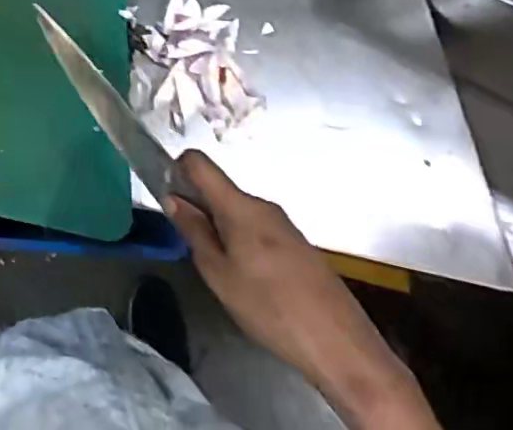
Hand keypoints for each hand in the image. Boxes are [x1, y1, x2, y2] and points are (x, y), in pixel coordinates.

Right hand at [168, 151, 439, 429]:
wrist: (343, 349)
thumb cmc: (271, 309)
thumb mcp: (218, 274)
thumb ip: (194, 231)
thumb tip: (173, 198)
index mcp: (240, 205)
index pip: (199, 162)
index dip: (176, 170)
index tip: (169, 197)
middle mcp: (263, 205)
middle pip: (219, 190)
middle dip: (199, 209)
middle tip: (193, 248)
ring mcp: (284, 225)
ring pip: (238, 212)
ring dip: (221, 229)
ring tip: (223, 271)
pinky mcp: (299, 246)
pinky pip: (258, 229)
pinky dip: (243, 242)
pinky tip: (251, 281)